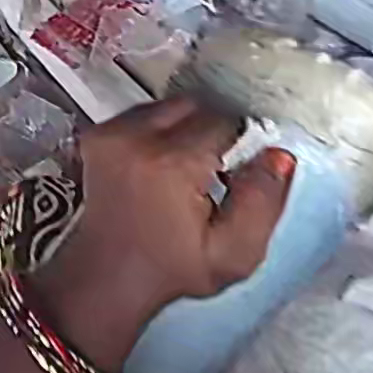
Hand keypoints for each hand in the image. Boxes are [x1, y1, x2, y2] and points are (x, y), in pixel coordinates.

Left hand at [32, 98, 295, 369]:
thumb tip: (279, 155)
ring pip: (162, 106)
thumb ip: (262, 200)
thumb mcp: (236, 250)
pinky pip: (135, 115)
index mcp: (170, 162)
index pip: (220, 121)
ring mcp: (108, 133)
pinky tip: (161, 162)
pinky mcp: (94, 135)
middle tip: (218, 166)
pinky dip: (154, 128)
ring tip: (189, 167)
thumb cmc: (174, 264)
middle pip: (189, 106)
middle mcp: (134, 137)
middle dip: (211, 128)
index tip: (241, 167)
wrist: (110, 266)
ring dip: (182, 126)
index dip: (240, 142)